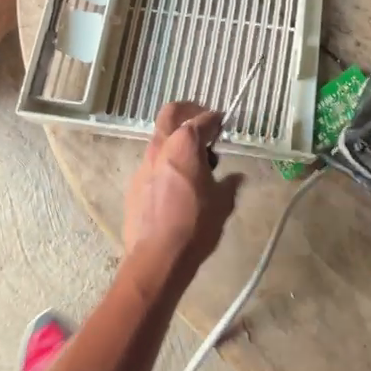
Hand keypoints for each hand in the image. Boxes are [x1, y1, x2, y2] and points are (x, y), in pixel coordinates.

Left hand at [121, 101, 241, 293]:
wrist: (157, 258)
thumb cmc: (195, 225)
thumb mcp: (222, 203)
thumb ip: (229, 184)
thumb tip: (235, 177)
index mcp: (184, 145)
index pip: (202, 120)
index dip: (215, 119)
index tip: (223, 123)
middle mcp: (161, 147)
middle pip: (171, 114)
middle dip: (188, 112)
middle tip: (203, 124)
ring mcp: (144, 165)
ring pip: (160, 139)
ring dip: (176, 141)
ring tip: (194, 162)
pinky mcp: (135, 184)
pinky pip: (153, 164)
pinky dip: (166, 164)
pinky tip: (177, 185)